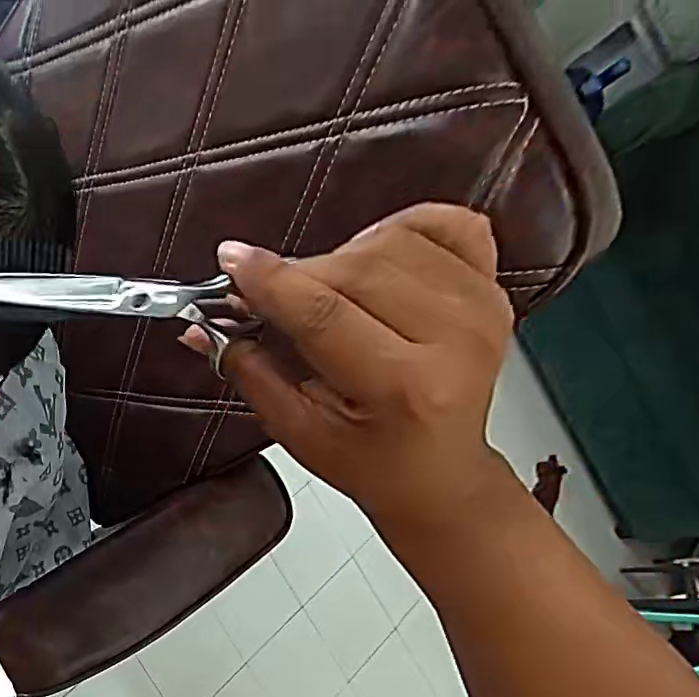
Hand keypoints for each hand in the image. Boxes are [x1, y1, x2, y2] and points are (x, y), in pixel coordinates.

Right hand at [188, 204, 518, 529]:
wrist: (434, 472)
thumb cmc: (365, 461)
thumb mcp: (295, 430)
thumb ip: (250, 371)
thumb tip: (205, 327)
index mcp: (402, 386)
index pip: (324, 313)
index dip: (270, 282)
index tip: (231, 261)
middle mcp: (453, 338)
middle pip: (355, 269)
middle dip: (294, 274)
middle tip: (259, 292)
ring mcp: (481, 307)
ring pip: (391, 241)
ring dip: (336, 257)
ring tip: (315, 293)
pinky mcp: (492, 288)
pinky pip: (447, 223)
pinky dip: (398, 228)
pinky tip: (370, 257)